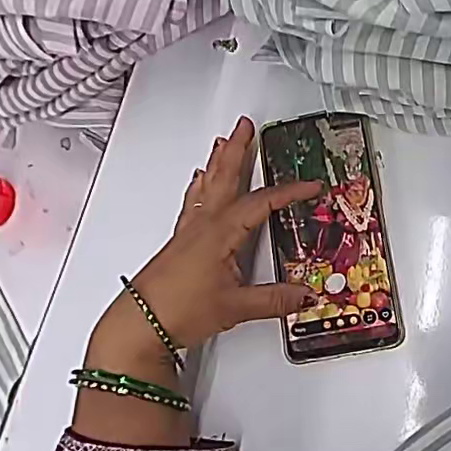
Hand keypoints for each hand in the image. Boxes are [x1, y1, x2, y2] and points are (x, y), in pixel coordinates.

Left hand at [85, 116, 320, 377]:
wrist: (141, 323)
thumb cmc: (178, 310)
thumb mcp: (237, 307)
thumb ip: (274, 300)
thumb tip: (302, 296)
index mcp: (221, 234)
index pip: (262, 203)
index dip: (289, 193)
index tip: (310, 186)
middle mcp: (203, 226)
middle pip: (224, 177)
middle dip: (237, 150)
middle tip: (245, 127)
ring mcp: (189, 232)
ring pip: (207, 186)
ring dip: (217, 161)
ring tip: (224, 143)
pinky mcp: (180, 242)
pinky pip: (194, 202)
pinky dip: (201, 186)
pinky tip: (200, 182)